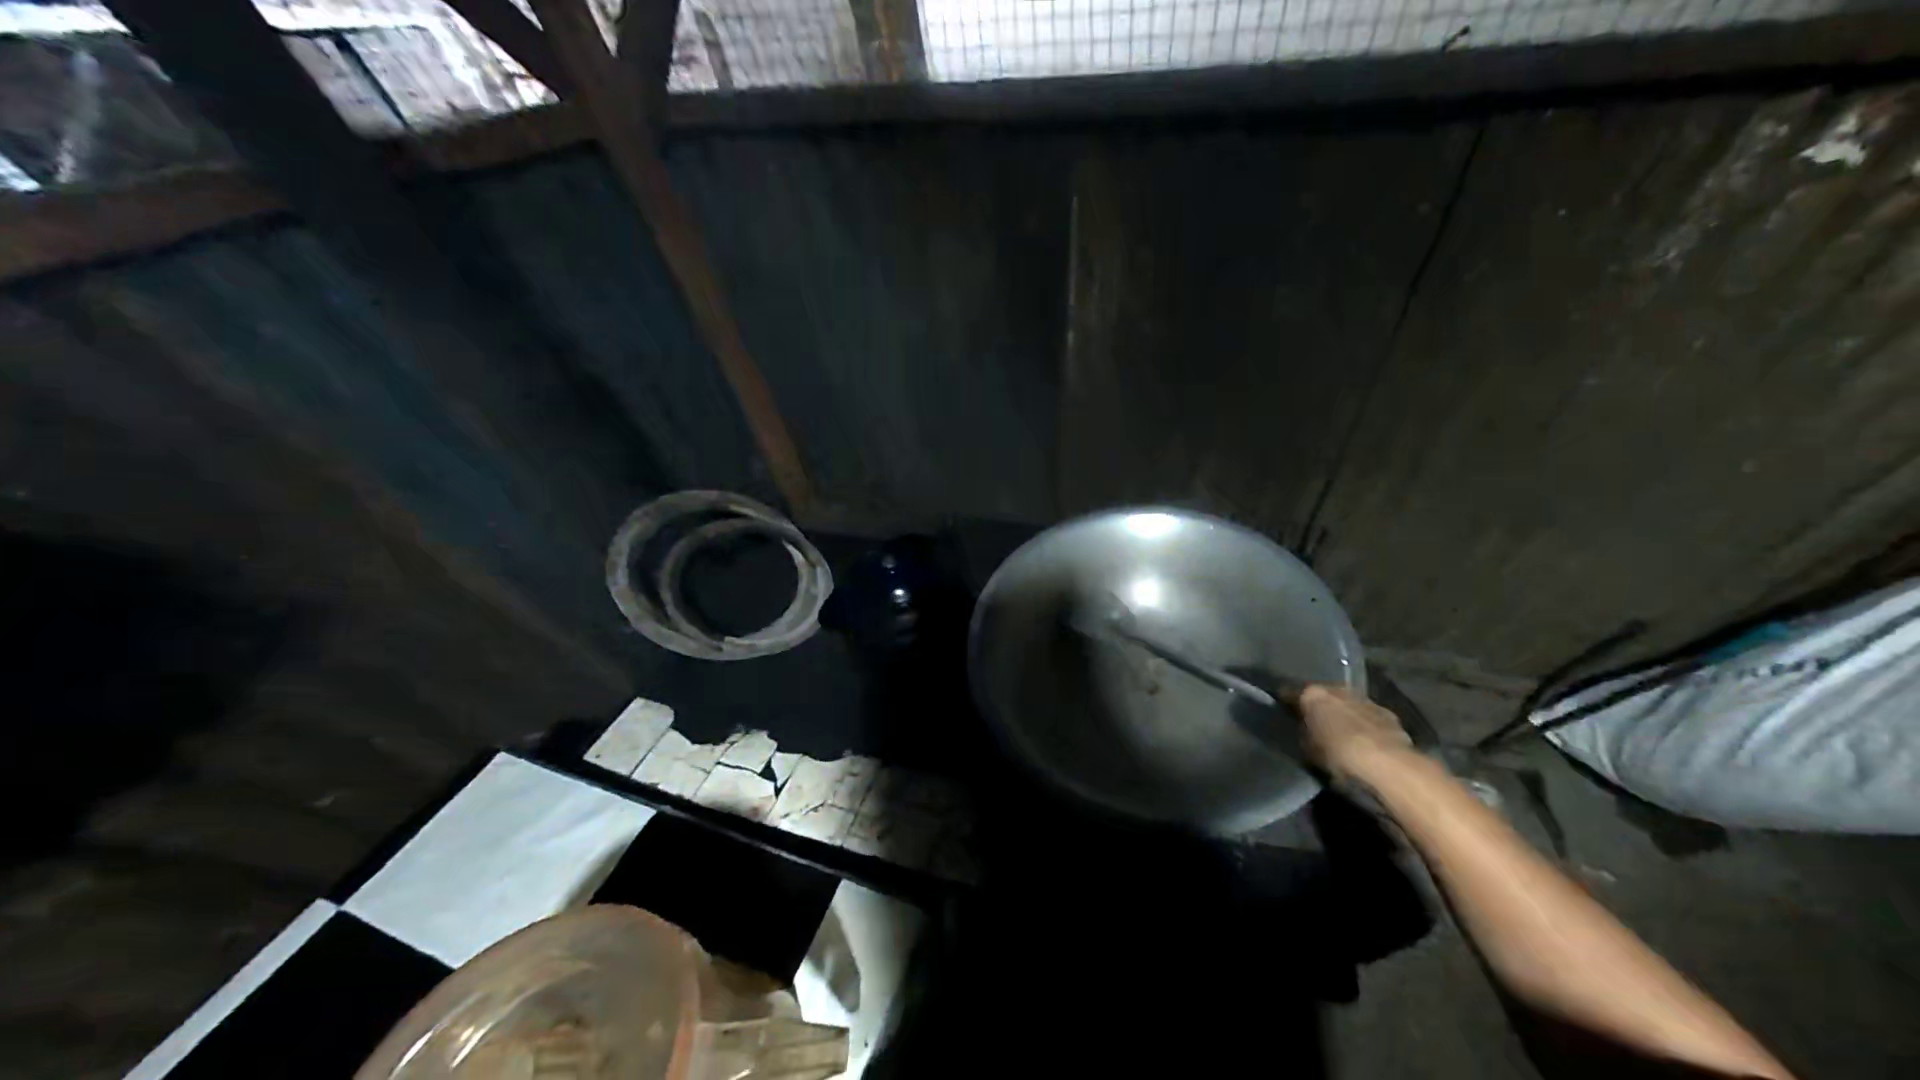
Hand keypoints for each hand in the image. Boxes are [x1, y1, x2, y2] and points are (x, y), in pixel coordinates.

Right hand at [1296, 684, 1415, 782]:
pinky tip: (1365, 740)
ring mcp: (1366, 700)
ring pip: (1348, 705)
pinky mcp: (1389, 715)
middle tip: (1313, 722)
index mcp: (1313, 695)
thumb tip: (1302, 730)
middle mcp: (1338, 690)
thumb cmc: (1337, 756)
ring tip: (1341, 732)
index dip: (1285, 703)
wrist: (1387, 765)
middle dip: (1319, 707)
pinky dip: (1365, 725)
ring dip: (1344, 715)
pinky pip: (1369, 717)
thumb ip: (1303, 733)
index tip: (1281, 710)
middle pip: (1324, 696)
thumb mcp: (1308, 749)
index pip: (1291, 693)